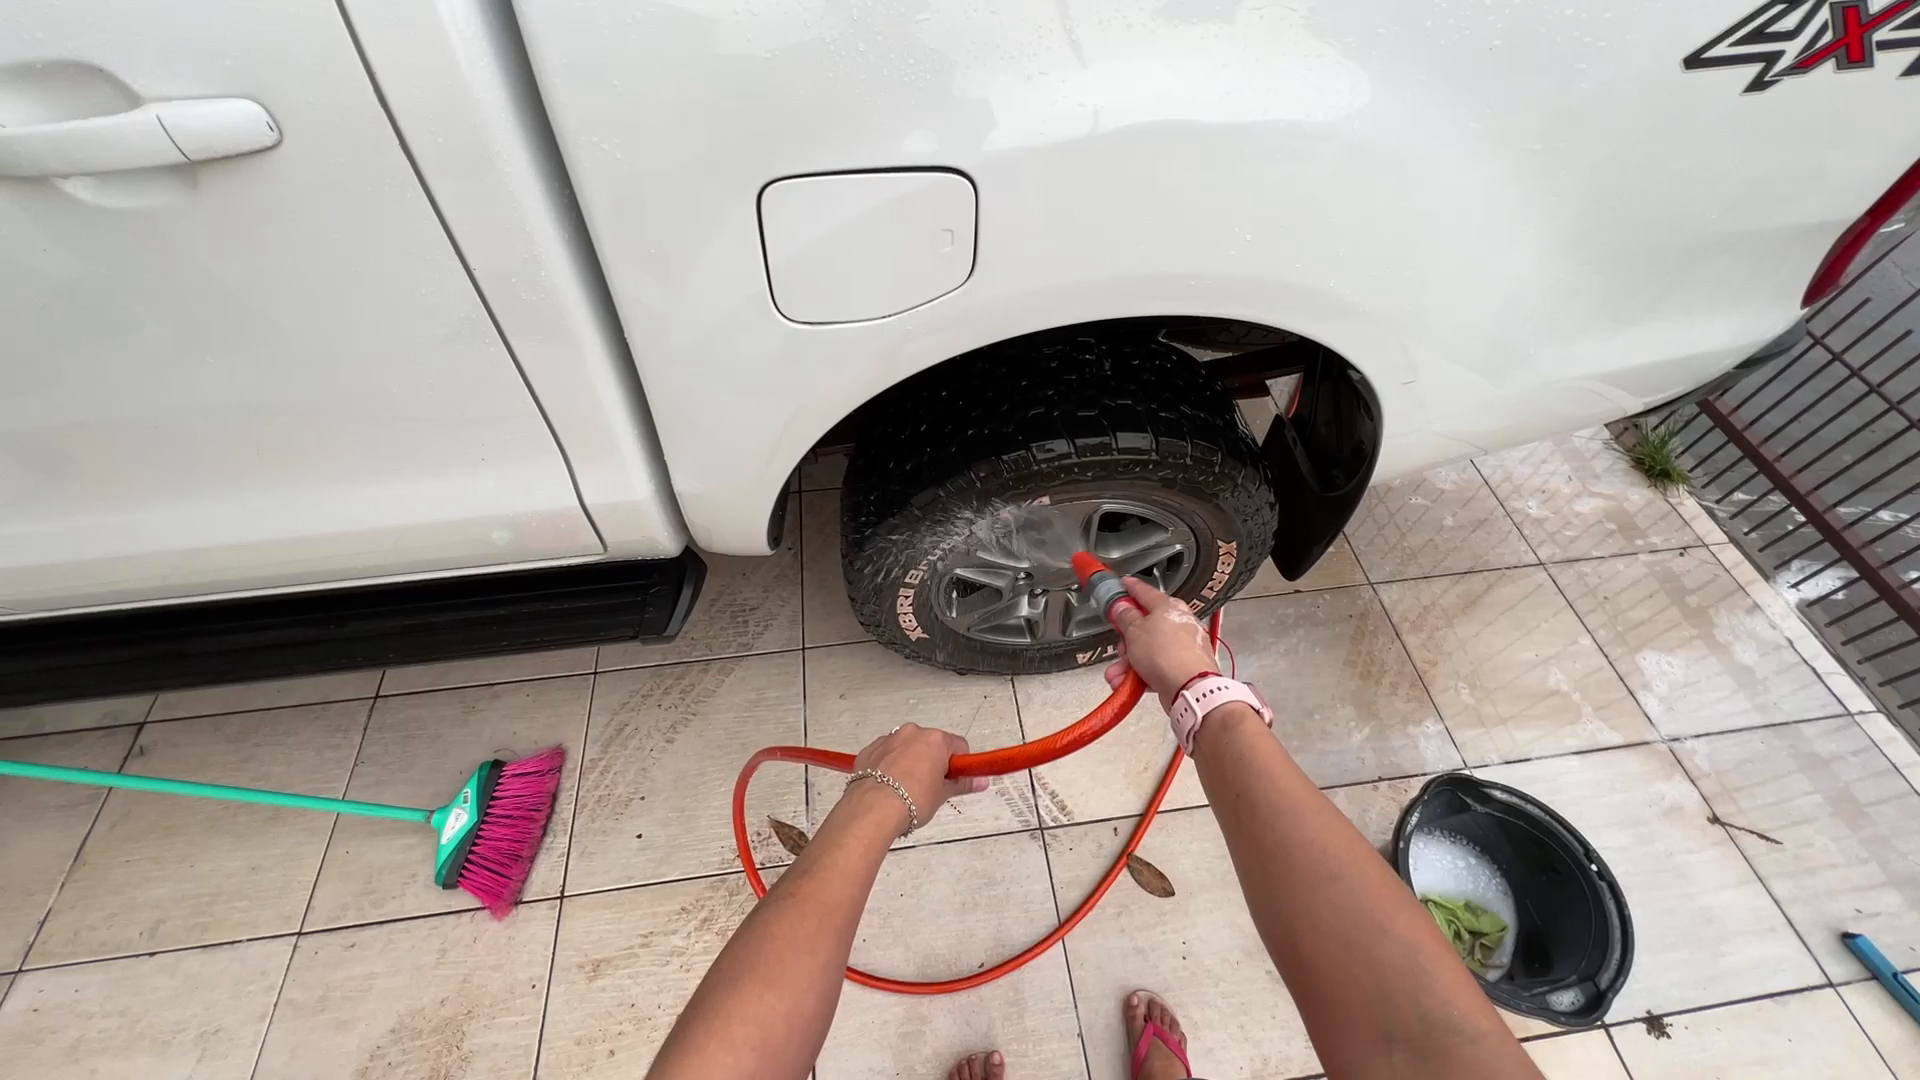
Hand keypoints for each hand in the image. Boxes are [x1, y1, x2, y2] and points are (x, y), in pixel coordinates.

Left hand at [847, 724, 989, 831]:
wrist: (873, 809)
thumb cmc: (909, 800)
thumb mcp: (942, 795)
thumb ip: (962, 784)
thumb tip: (978, 781)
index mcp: (935, 739)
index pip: (958, 746)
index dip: (959, 764)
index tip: (956, 779)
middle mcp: (913, 733)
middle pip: (931, 745)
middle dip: (934, 763)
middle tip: (932, 788)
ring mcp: (890, 739)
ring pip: (907, 747)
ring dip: (911, 762)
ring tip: (907, 790)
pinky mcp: (871, 749)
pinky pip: (886, 753)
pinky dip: (890, 765)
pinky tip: (889, 786)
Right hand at [1101, 576, 1218, 710]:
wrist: (1190, 688)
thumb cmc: (1166, 655)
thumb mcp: (1134, 631)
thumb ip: (1125, 616)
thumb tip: (1121, 607)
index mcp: (1168, 606)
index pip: (1145, 591)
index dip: (1130, 587)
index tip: (1122, 584)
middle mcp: (1178, 623)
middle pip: (1144, 625)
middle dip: (1126, 640)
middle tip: (1118, 646)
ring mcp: (1182, 646)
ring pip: (1148, 650)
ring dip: (1128, 662)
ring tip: (1117, 674)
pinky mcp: (1183, 667)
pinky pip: (1157, 666)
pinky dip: (1141, 674)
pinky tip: (1128, 683)